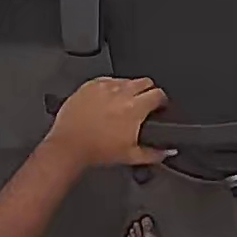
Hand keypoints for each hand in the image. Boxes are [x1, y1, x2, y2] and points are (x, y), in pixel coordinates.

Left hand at [43, 77, 172, 169]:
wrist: (68, 148)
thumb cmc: (96, 151)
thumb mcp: (131, 156)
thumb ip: (155, 153)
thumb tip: (168, 151)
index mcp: (135, 108)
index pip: (159, 94)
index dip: (162, 100)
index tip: (159, 106)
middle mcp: (121, 93)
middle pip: (145, 82)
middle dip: (148, 91)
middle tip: (143, 103)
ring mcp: (104, 87)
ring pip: (125, 80)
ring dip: (128, 89)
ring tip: (122, 103)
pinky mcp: (89, 86)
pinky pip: (106, 80)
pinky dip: (109, 88)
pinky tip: (106, 100)